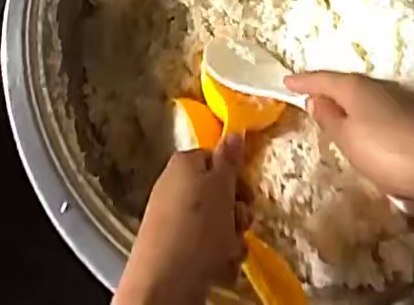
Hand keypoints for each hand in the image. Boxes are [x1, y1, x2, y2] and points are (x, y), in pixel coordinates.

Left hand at [115, 134, 246, 304]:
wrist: (165, 282)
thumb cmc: (197, 226)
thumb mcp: (220, 186)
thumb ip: (230, 159)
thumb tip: (235, 131)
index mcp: (184, 163)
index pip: (217, 160)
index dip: (236, 178)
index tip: (247, 196)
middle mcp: (176, 186)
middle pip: (218, 194)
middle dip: (236, 214)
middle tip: (239, 225)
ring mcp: (173, 219)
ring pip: (216, 225)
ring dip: (230, 241)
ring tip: (227, 253)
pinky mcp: (174, 249)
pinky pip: (204, 248)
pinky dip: (216, 260)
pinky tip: (218, 270)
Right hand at [284, 72, 413, 204]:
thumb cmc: (392, 152)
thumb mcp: (351, 142)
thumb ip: (330, 119)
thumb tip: (315, 98)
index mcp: (355, 87)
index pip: (321, 78)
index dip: (302, 81)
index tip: (285, 81)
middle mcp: (378, 84)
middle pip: (345, 85)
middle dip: (329, 92)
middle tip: (312, 101)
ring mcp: (402, 97)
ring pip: (367, 99)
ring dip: (352, 108)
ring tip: (342, 122)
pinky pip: (384, 112)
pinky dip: (371, 119)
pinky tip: (375, 135)